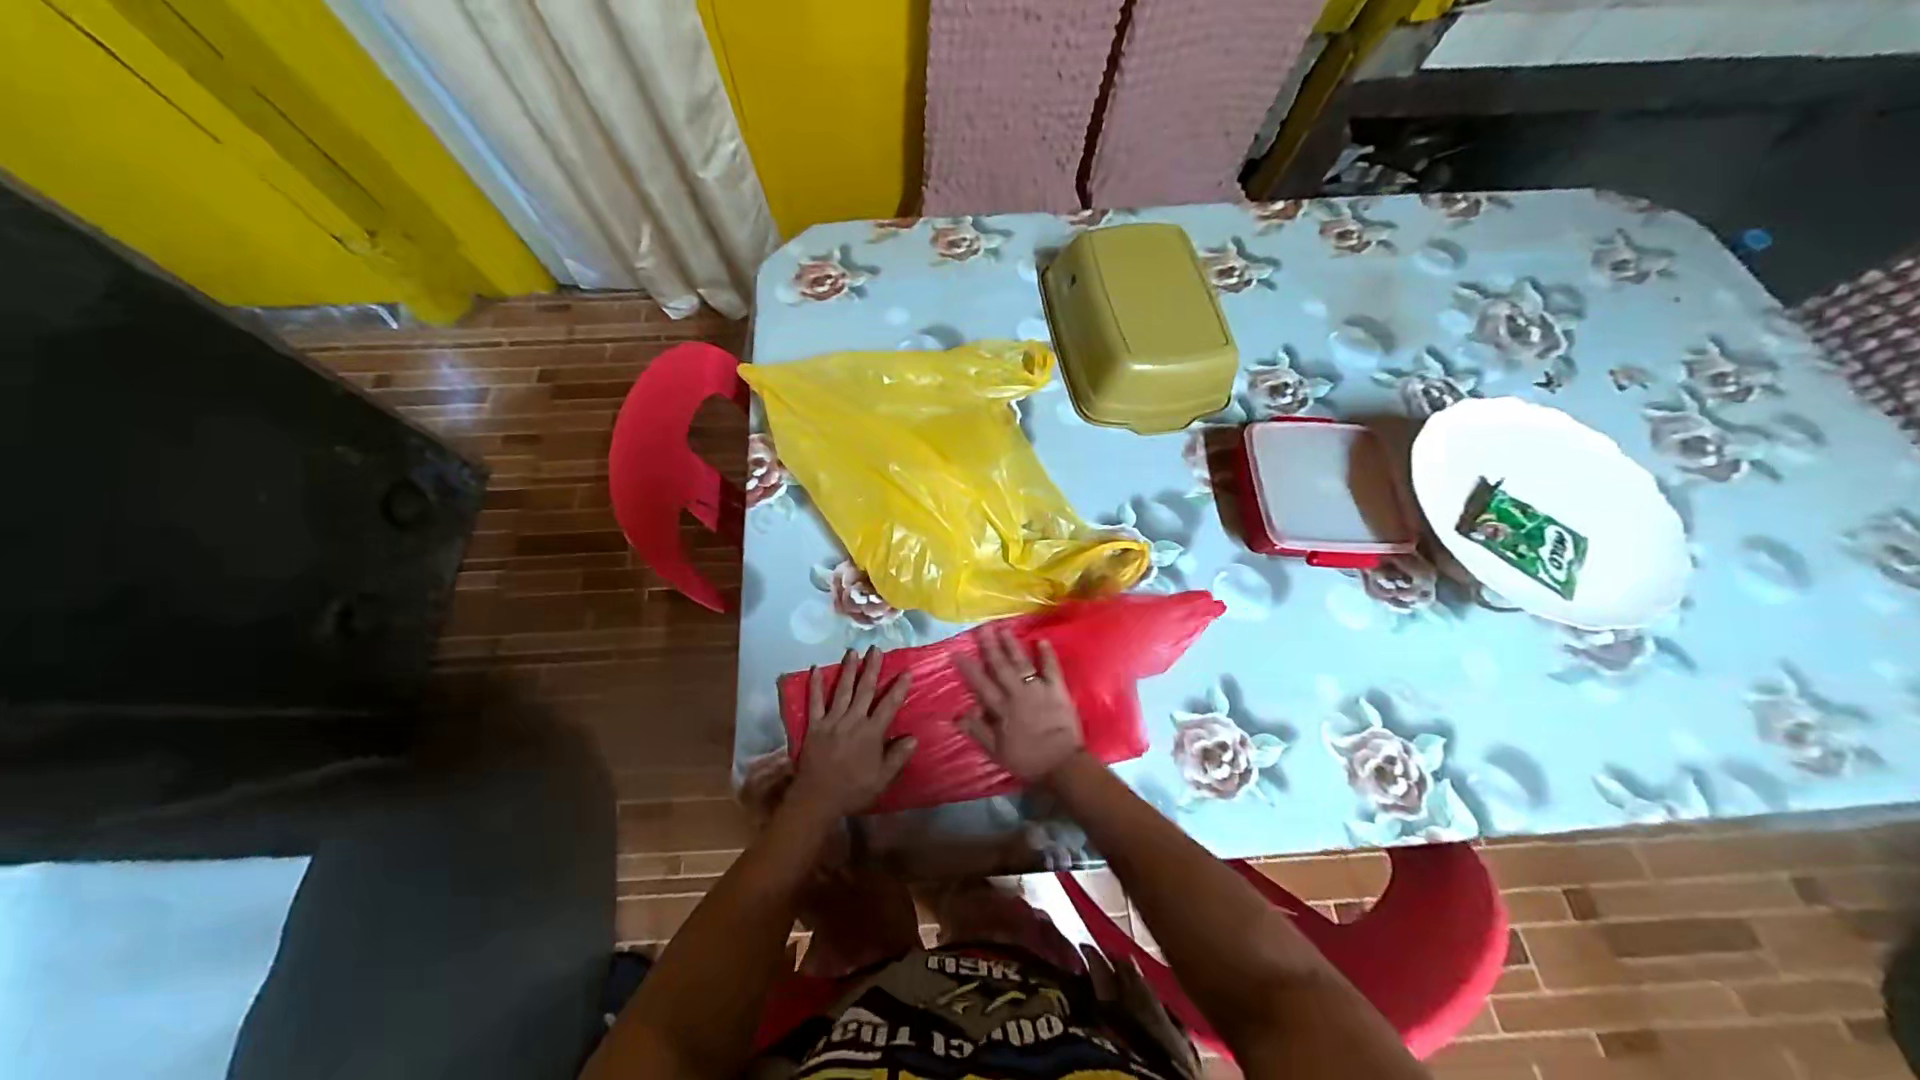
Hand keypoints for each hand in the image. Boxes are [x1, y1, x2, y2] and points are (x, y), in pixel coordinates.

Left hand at [788, 647, 916, 819]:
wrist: (818, 798)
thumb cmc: (854, 789)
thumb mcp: (882, 778)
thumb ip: (898, 756)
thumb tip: (913, 737)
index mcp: (871, 733)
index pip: (889, 705)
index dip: (899, 688)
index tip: (906, 671)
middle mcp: (852, 721)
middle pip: (864, 690)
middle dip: (872, 668)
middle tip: (876, 649)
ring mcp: (831, 721)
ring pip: (842, 690)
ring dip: (848, 670)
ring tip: (853, 651)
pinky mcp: (814, 725)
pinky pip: (814, 702)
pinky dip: (815, 685)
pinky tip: (815, 668)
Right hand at [954, 626, 1085, 782]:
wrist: (1062, 765)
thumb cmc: (1028, 760)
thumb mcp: (996, 751)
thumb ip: (978, 731)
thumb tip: (959, 715)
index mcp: (1001, 708)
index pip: (981, 684)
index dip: (968, 667)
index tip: (957, 651)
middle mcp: (1017, 693)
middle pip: (1000, 666)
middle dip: (990, 646)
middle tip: (982, 628)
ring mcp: (1038, 689)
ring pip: (1021, 663)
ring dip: (1012, 645)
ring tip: (1003, 629)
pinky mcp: (1058, 690)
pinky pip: (1051, 668)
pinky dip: (1047, 654)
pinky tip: (1041, 641)